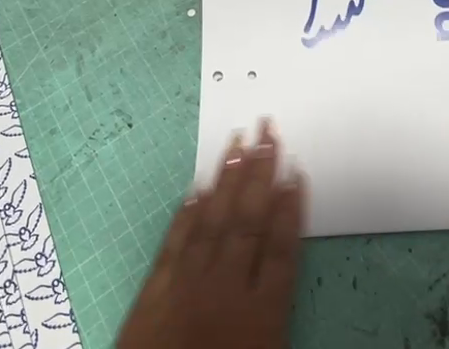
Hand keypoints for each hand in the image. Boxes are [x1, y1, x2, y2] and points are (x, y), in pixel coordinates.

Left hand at [117, 120, 304, 348]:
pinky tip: (197, 189)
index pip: (282, 249)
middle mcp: (225, 292)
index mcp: (260, 317)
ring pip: (212, 223)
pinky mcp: (152, 295)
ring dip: (227, 180)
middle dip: (260, 173)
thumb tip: (285, 264)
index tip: (296, 170)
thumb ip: (275, 320)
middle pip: (248, 222)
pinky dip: (186, 215)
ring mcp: (186, 288)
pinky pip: (173, 245)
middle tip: (268, 130)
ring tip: (238, 142)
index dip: (291, 208)